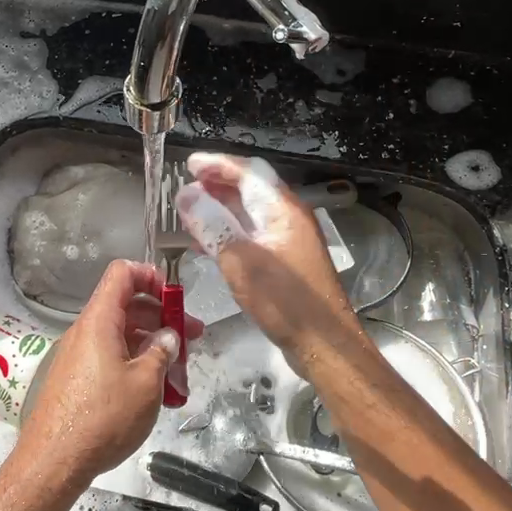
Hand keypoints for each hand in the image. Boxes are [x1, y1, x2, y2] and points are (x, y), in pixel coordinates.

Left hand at [14, 260, 204, 491]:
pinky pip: (112, 358)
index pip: (122, 273)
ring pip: (123, 336)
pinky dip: (137, 366)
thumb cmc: (103, 417)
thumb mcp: (145, 384)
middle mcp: (86, 330)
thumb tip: (167, 337)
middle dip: (163, 318)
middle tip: (193, 339)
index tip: (175, 298)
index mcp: (99, 320)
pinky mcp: (79, 379)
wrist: (54, 461)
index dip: (151, 276)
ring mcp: (80, 355)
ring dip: (154, 347)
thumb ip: (161, 353)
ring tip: (181, 375)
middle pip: (128, 306)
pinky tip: (158, 394)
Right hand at [176, 152, 362, 363]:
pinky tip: (210, 244)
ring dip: (221, 208)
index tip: (188, 164)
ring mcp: (290, 240)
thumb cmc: (285, 302)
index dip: (217, 164)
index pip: (249, 171)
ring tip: (192, 212)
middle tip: (187, 186)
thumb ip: (212, 225)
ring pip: (251, 212)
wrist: (325, 347)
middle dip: (218, 184)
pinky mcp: (286, 262)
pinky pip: (253, 234)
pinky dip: (229, 231)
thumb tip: (186, 194)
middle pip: (251, 188)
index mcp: (283, 210)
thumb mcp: (241, 261)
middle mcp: (289, 217)